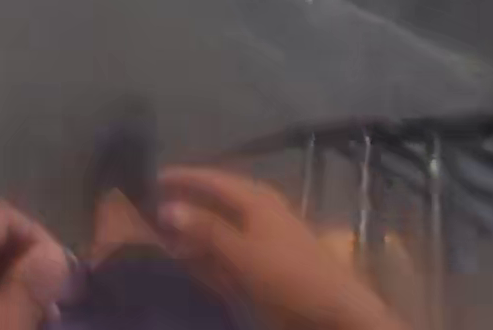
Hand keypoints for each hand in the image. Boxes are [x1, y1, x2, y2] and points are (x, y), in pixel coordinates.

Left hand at [0, 198, 71, 329]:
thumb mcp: (9, 323)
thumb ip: (35, 280)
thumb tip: (57, 253)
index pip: (5, 214)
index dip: (38, 236)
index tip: (63, 271)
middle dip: (29, 257)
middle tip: (58, 290)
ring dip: (19, 277)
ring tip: (48, 312)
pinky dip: (2, 293)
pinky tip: (22, 318)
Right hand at [160, 168, 400, 329]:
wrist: (341, 317)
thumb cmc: (290, 277)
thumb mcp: (243, 254)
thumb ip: (205, 229)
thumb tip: (166, 205)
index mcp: (254, 196)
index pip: (209, 177)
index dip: (181, 176)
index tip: (152, 177)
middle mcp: (259, 207)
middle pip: (215, 198)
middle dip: (187, 202)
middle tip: (155, 207)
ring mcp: (268, 233)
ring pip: (224, 223)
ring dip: (198, 229)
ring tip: (169, 236)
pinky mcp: (272, 260)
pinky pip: (234, 245)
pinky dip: (214, 250)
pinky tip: (199, 261)